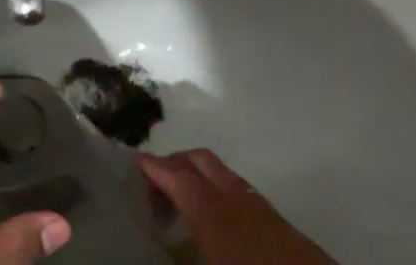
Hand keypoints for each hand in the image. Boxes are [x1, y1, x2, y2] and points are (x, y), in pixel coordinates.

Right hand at [137, 149, 335, 263]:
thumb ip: (177, 256)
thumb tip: (142, 252)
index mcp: (211, 212)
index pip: (175, 175)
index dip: (151, 166)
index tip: (132, 162)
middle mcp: (236, 200)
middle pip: (200, 161)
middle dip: (175, 162)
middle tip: (155, 185)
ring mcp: (263, 210)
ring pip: (225, 175)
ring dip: (201, 178)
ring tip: (185, 205)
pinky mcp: (283, 227)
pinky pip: (243, 194)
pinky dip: (223, 195)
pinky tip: (221, 225)